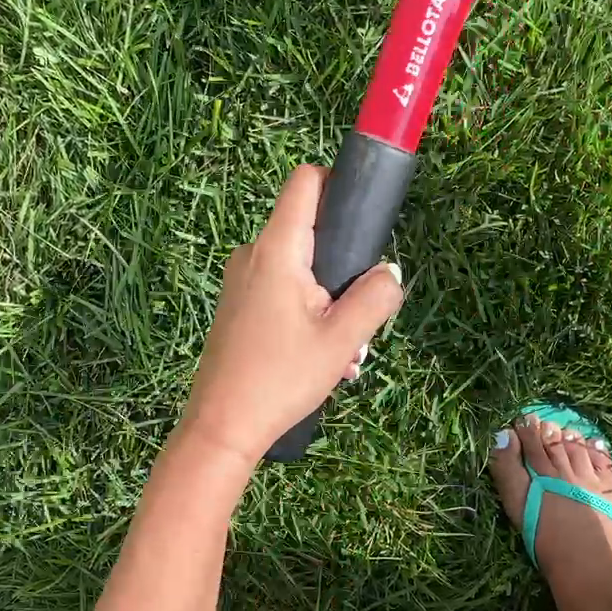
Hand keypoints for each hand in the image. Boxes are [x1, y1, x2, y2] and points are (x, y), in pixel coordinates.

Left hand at [181, 164, 404, 460]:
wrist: (222, 428)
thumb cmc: (281, 379)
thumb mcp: (341, 340)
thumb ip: (375, 297)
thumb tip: (389, 272)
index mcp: (277, 250)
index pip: (305, 182)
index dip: (338, 185)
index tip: (363, 219)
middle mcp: (253, 256)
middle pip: (311, 235)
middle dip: (344, 271)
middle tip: (360, 319)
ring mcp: (241, 283)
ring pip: (300, 273)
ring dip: (331, 307)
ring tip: (344, 357)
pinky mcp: (237, 308)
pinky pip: (283, 296)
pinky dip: (309, 319)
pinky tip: (323, 363)